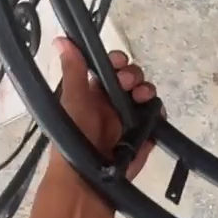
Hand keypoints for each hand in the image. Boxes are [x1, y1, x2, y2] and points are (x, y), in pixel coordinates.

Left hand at [53, 37, 156, 181]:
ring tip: (142, 96)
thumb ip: (73, 69)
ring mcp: (129, 117)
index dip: (117, 61)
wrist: (88, 179)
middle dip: (133, 75)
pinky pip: (156, 115)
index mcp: (93, 91)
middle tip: (129, 83)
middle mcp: (112, 102)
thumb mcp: (73, 98)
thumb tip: (60, 38)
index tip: (119, 62)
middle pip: (131, 77)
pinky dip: (158, 110)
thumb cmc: (75, 136)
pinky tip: (153, 110)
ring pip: (145, 93)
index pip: (110, 68)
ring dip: (146, 89)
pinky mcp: (144, 132)